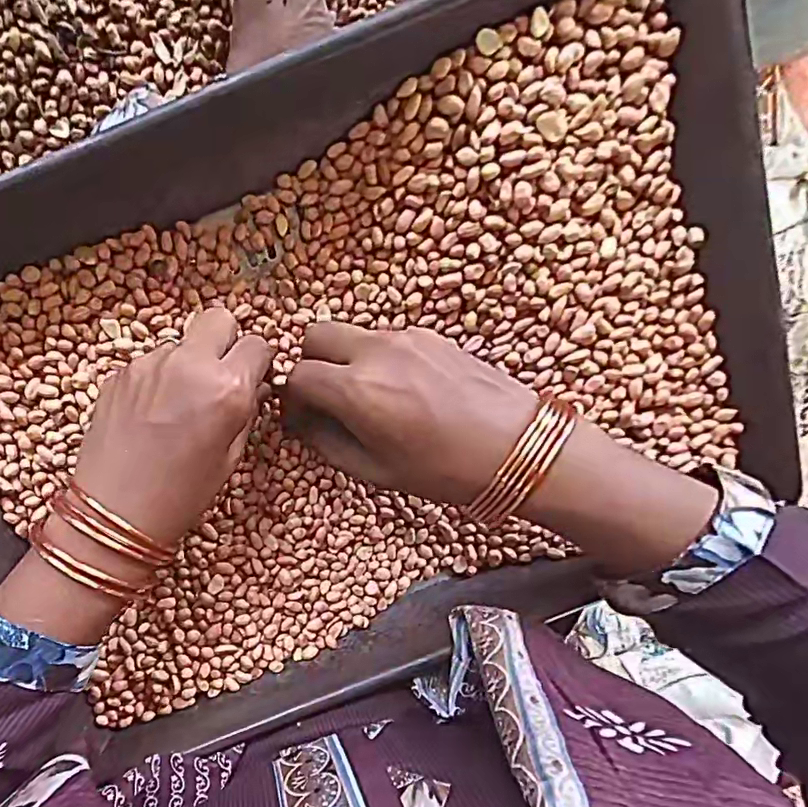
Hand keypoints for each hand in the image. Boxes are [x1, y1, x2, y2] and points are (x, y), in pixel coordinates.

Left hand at [0, 307, 271, 643]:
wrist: (114, 512)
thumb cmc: (177, 497)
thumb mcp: (229, 459)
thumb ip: (245, 412)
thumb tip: (253, 387)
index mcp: (226, 389)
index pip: (257, 345)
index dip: (259, 362)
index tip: (254, 376)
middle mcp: (188, 365)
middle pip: (219, 318)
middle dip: (227, 341)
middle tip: (221, 375)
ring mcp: (150, 364)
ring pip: (183, 341)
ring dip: (190, 361)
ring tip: (181, 405)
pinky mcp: (122, 371)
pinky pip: (153, 359)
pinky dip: (161, 376)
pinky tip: (154, 412)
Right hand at [282, 322, 537, 504]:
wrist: (517, 446)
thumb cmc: (445, 470)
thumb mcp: (375, 471)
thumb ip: (328, 443)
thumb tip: (305, 424)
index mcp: (357, 390)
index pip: (297, 375)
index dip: (290, 399)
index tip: (300, 418)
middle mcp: (376, 352)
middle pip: (316, 334)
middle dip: (309, 363)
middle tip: (323, 397)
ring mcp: (406, 337)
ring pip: (351, 334)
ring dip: (343, 360)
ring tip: (365, 398)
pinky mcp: (430, 335)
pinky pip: (384, 338)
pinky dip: (375, 358)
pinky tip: (398, 391)